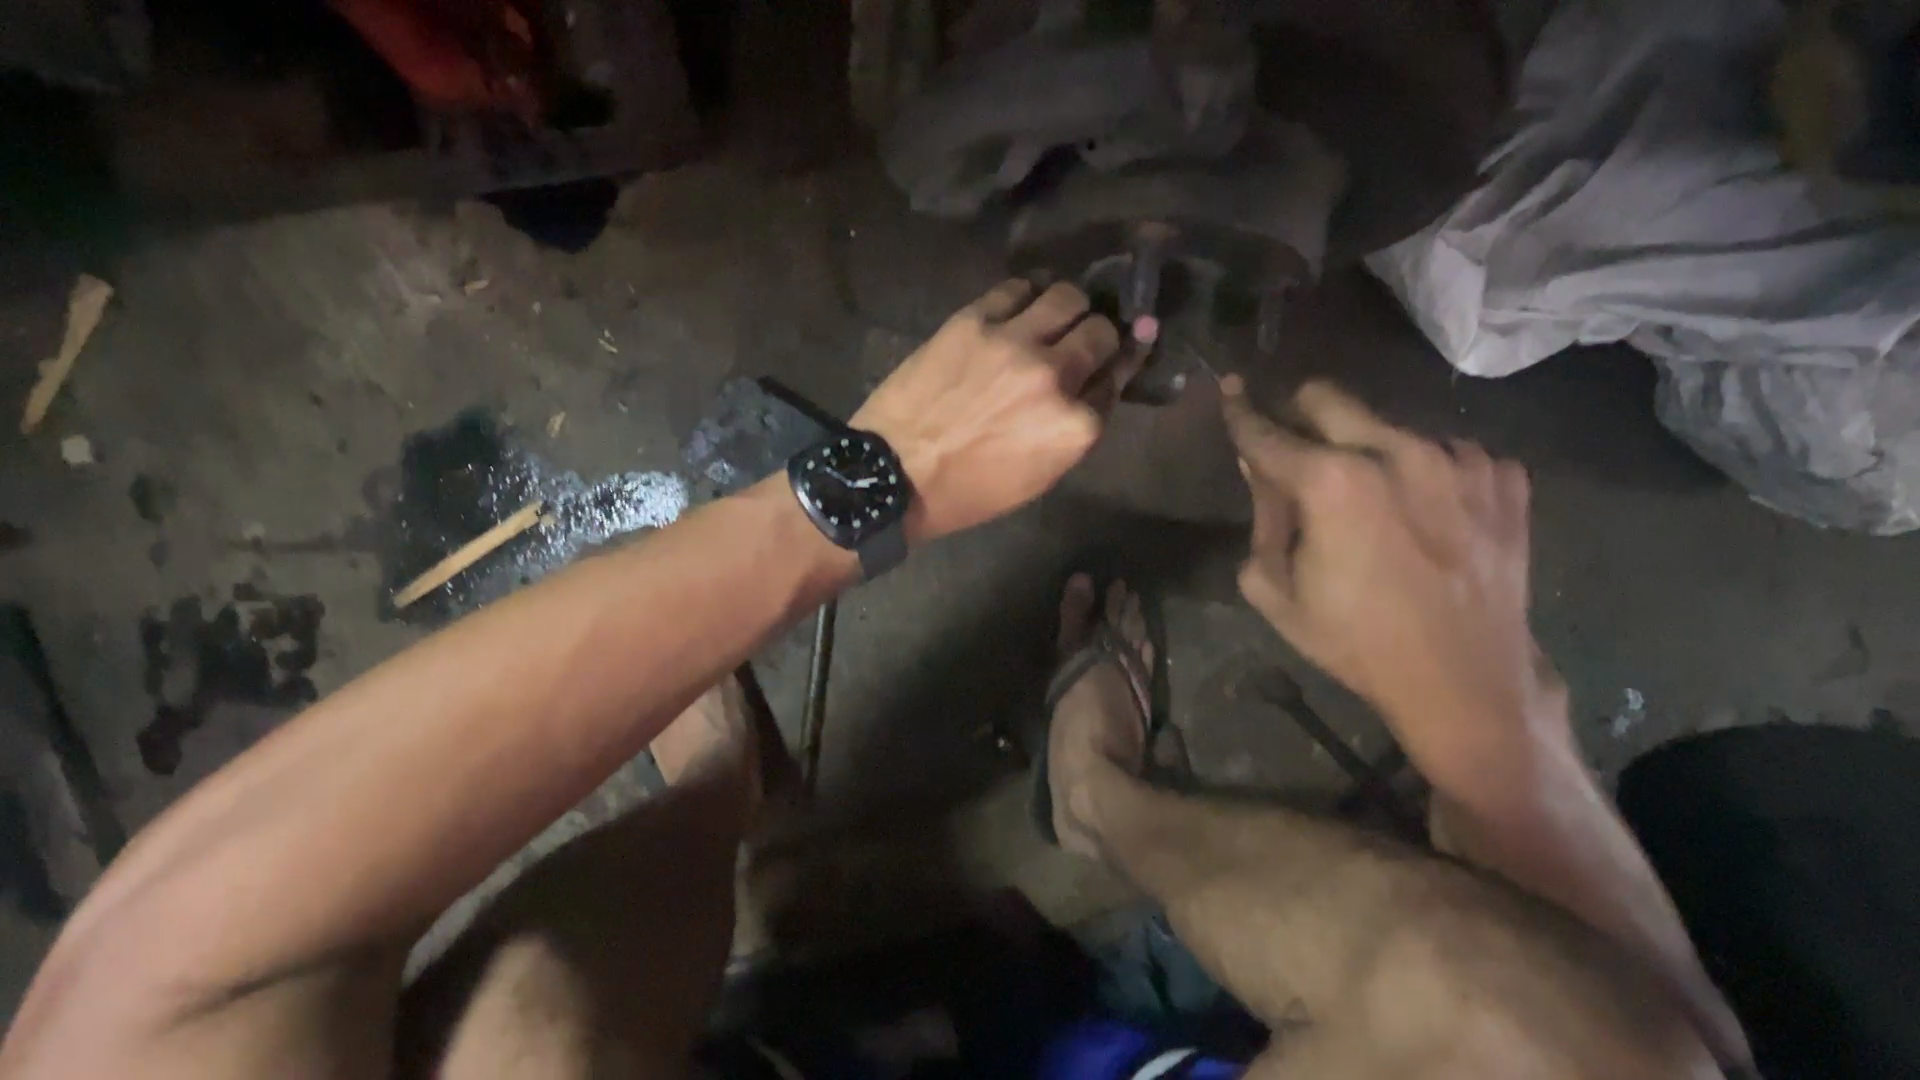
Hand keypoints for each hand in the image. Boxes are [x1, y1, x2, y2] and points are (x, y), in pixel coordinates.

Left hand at [852, 280, 1146, 541]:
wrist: (894, 474)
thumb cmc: (969, 492)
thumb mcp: (1039, 477)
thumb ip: (1074, 429)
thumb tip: (1096, 385)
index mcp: (1076, 426)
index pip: (1116, 380)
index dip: (1113, 370)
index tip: (1106, 364)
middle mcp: (1056, 376)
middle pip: (1102, 331)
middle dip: (1097, 335)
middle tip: (1081, 340)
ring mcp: (1015, 342)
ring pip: (1067, 296)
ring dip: (1069, 306)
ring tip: (1053, 316)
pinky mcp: (974, 320)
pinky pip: (1016, 287)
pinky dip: (1026, 294)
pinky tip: (1020, 306)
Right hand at [1220, 376, 1568, 791]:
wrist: (1465, 683)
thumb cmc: (1356, 642)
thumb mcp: (1277, 591)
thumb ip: (1262, 517)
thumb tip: (1260, 468)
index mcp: (1332, 481)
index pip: (1268, 432)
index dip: (1241, 412)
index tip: (1231, 388)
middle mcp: (1398, 450)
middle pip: (1328, 397)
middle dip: (1301, 415)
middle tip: (1300, 450)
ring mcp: (1459, 459)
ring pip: (1390, 427)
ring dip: (1370, 452)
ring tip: (1378, 504)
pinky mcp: (1504, 477)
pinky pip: (1448, 453)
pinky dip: (1427, 475)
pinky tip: (1429, 519)